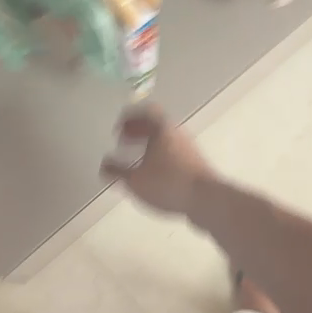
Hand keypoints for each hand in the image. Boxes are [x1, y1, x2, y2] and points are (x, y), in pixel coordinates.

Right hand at [100, 103, 215, 218]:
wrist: (207, 200)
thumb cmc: (168, 184)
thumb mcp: (135, 180)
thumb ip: (117, 172)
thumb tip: (104, 166)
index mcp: (162, 129)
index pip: (145, 112)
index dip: (129, 118)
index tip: (118, 129)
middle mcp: (178, 134)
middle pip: (156, 126)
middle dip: (138, 133)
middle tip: (124, 142)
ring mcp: (190, 150)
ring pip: (166, 142)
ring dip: (149, 148)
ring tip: (137, 163)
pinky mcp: (196, 167)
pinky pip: (174, 157)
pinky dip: (160, 160)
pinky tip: (155, 178)